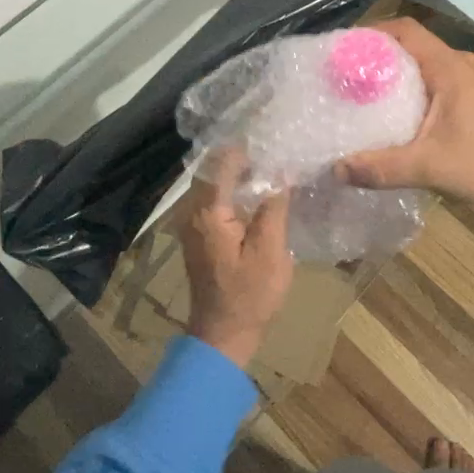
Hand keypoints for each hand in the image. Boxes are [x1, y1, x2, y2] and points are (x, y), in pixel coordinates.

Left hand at [177, 149, 294, 367]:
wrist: (222, 334)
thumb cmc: (249, 295)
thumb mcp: (270, 251)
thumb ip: (274, 208)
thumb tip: (282, 173)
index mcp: (209, 212)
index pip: (223, 163)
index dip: (246, 148)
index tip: (272, 138)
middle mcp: (192, 211)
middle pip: (212, 168)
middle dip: (240, 156)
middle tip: (273, 148)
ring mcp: (191, 223)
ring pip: (210, 182)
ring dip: (235, 171)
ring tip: (269, 166)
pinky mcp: (198, 234)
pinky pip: (211, 198)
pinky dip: (231, 188)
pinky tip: (256, 191)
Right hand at [336, 18, 473, 207]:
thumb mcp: (428, 167)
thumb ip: (383, 168)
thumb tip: (338, 170)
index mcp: (448, 67)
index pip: (405, 30)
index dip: (373, 32)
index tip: (343, 47)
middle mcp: (457, 62)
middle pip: (410, 42)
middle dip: (376, 51)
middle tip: (345, 69)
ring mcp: (466, 76)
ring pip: (421, 58)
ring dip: (393, 67)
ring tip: (361, 86)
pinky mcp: (468, 92)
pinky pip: (431, 74)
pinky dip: (409, 80)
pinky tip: (391, 104)